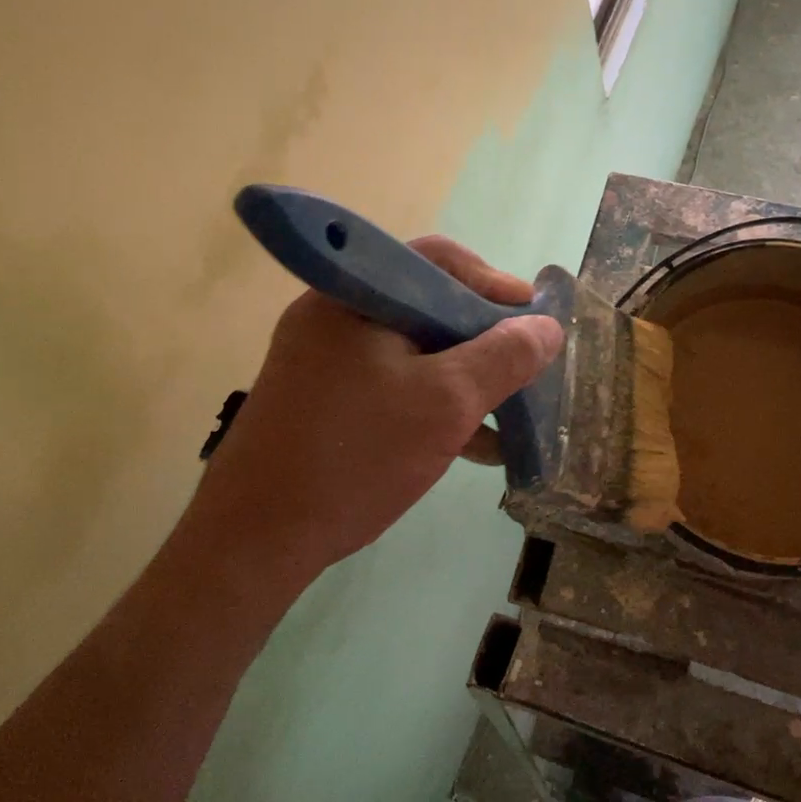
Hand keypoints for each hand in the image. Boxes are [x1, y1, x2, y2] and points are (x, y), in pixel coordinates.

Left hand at [187, 236, 563, 576]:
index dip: (492, 282)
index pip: (437, 260)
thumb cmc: (354, 457)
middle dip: (484, 337)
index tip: (533, 317)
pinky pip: (392, 383)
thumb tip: (547, 327)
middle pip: (427, 304)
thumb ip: (504, 357)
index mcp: (355, 295)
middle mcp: (334, 315)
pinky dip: (433, 402)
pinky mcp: (323, 402)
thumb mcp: (445, 404)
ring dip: (465, 376)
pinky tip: (474, 444)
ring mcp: (324, 361)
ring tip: (510, 411)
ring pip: (413, 350)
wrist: (253, 542)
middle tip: (524, 366)